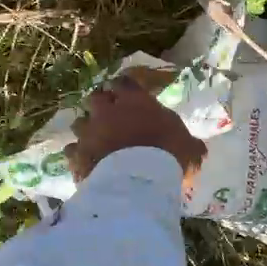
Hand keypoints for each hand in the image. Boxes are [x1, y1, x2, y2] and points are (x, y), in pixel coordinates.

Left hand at [63, 73, 205, 187]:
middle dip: (102, 104)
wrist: (136, 183)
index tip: (129, 93)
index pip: (124, 82)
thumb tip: (194, 147)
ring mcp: (88, 132)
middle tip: (111, 113)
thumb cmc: (168, 156)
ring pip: (79, 122)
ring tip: (97, 138)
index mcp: (137, 102)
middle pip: (96, 97)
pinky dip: (79, 152)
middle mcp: (107, 111)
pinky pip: (72, 149)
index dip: (125, 87)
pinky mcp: (75, 155)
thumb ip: (186, 142)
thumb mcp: (190, 148)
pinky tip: (88, 160)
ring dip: (88, 128)